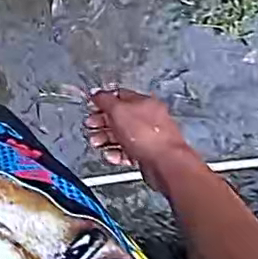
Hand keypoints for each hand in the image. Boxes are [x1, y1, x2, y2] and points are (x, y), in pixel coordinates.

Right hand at [83, 88, 199, 190]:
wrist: (166, 165)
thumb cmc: (148, 135)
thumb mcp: (117, 110)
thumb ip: (104, 100)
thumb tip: (96, 94)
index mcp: (145, 103)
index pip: (119, 96)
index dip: (103, 101)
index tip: (92, 107)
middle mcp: (150, 119)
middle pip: (119, 117)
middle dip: (102, 122)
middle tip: (92, 126)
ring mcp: (150, 138)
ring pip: (121, 136)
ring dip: (105, 139)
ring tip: (97, 142)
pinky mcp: (148, 155)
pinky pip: (127, 152)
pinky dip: (117, 153)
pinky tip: (112, 155)